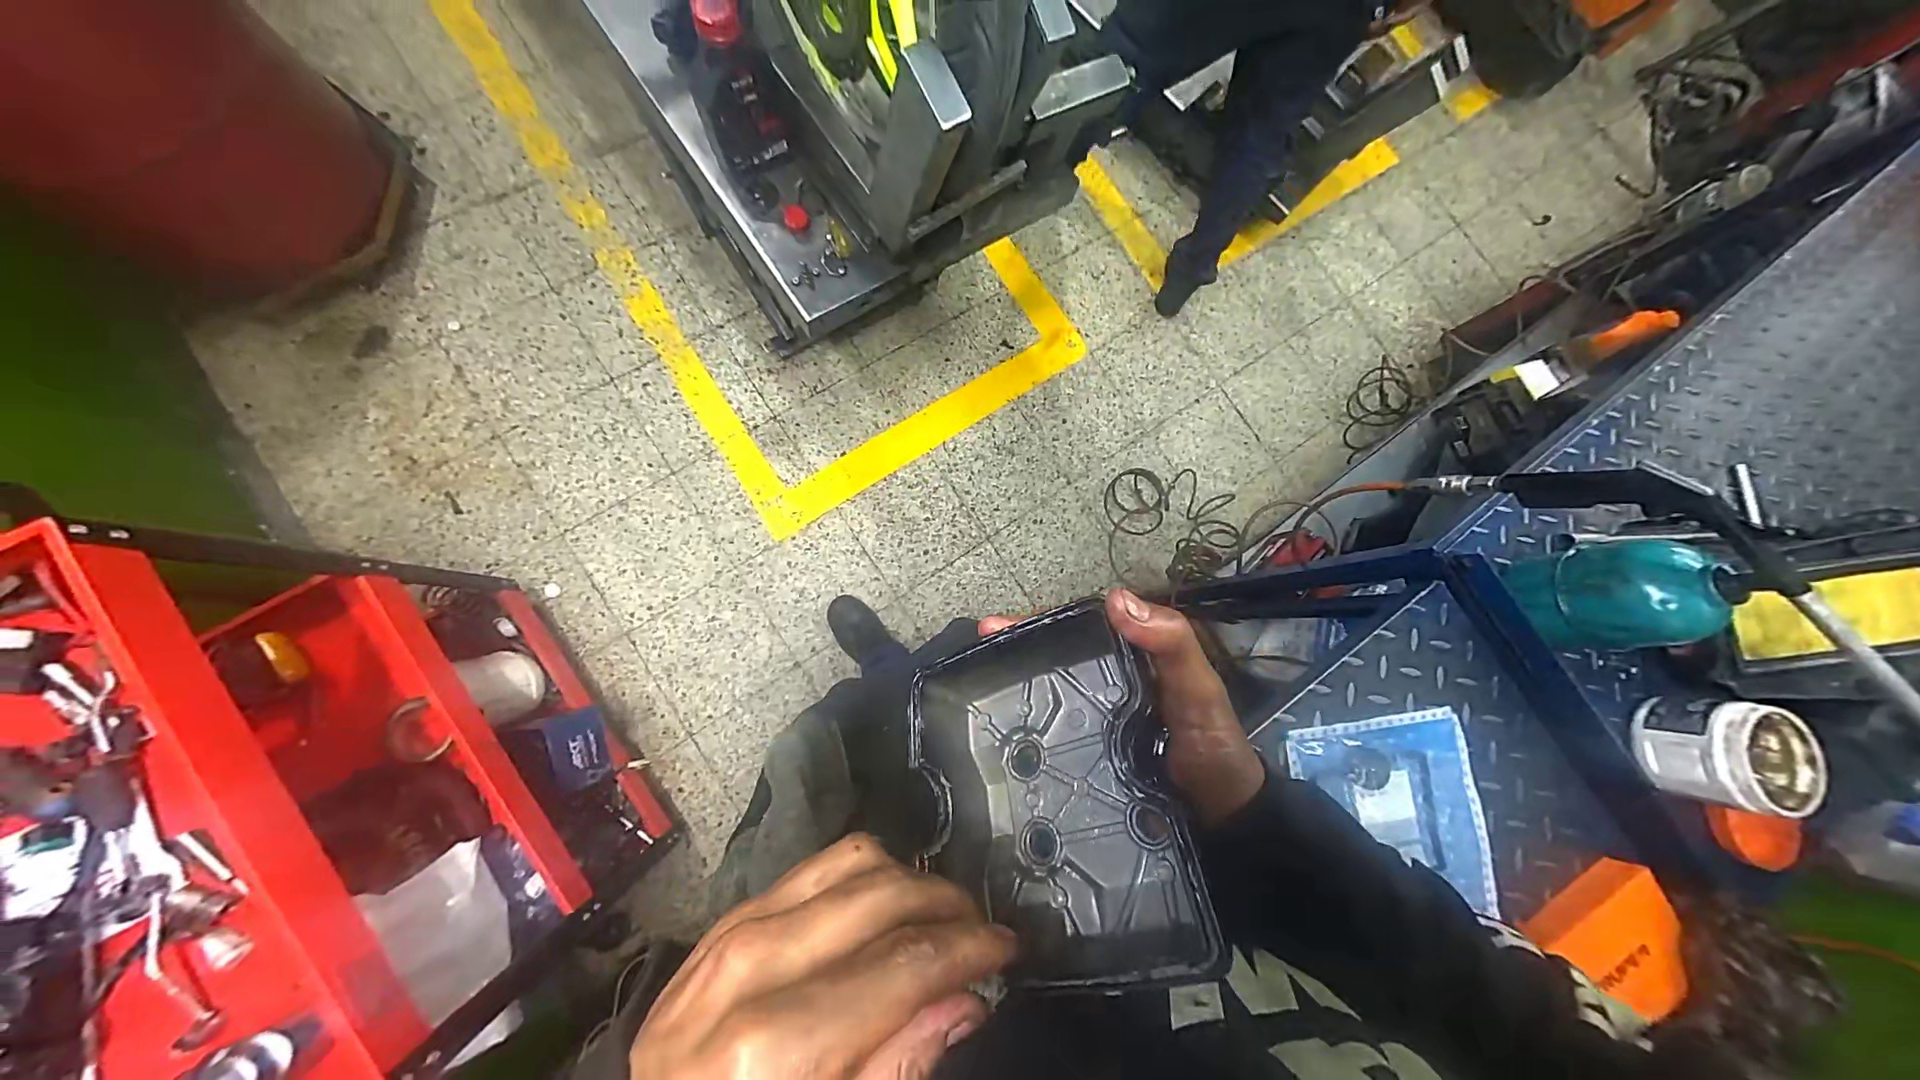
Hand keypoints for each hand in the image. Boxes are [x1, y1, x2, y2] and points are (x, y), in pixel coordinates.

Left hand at [629, 833, 1015, 1079]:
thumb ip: (894, 1069)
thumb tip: (965, 1000)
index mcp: (772, 1048)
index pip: (903, 963)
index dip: (969, 948)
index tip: (1006, 948)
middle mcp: (751, 967)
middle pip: (882, 896)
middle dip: (948, 905)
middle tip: (982, 930)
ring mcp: (732, 931)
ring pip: (852, 860)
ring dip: (910, 878)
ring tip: (939, 912)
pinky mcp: (725, 918)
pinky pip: (814, 865)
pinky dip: (863, 873)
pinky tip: (883, 903)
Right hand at [980, 590, 1265, 825]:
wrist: (1222, 823)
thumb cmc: (1214, 748)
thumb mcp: (1199, 689)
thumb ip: (1173, 644)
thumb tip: (1115, 597)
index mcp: (1132, 658)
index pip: (1080, 629)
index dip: (1041, 622)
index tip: (999, 625)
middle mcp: (1108, 684)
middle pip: (1056, 659)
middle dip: (1014, 649)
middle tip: (976, 648)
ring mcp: (1095, 721)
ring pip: (1048, 693)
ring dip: (1012, 684)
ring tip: (974, 680)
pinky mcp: (1087, 756)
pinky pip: (1052, 733)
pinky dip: (1026, 725)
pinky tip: (998, 728)